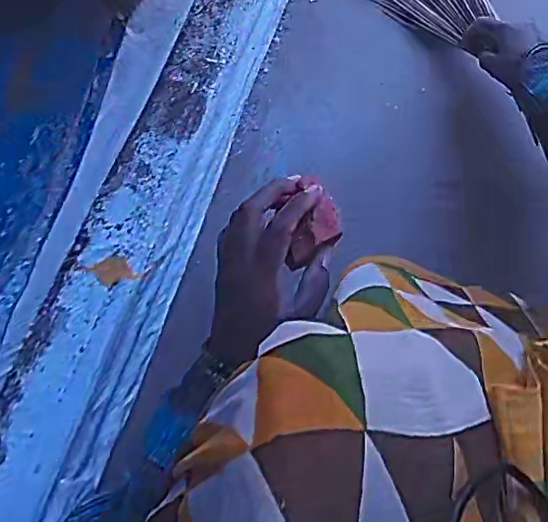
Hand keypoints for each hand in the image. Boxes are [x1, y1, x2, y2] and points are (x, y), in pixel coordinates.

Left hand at [205, 177, 334, 364]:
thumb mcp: (302, 317)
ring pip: (238, 217)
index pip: (279, 224)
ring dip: (260, 199)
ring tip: (284, 194)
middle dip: (274, 190)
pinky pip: (232, 229)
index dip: (299, 204)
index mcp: (260, 271)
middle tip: (298, 183)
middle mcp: (239, 260)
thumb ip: (316, 280)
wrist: (230, 366)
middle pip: (250, 211)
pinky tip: (264, 217)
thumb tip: (324, 249)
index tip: (316, 191)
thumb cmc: (269, 344)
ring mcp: (227, 263)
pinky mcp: (222, 268)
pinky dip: (249, 214)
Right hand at [461, 17, 543, 89]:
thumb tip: (484, 55)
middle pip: (499, 29)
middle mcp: (520, 25)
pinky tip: (518, 63)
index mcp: (504, 28)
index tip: (466, 44)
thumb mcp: (495, 67)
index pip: (481, 23)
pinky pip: (527, 43)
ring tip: (502, 61)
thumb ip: (485, 58)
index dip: (470, 34)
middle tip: (483, 52)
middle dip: (490, 40)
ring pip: (515, 36)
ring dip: (506, 45)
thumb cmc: (521, 69)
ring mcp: (536, 32)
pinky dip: (520, 50)